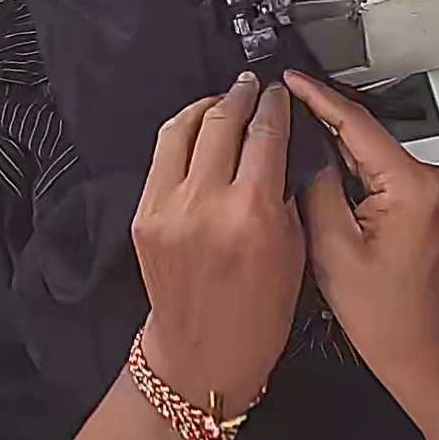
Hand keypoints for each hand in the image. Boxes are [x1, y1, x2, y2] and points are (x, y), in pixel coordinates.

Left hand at [132, 73, 303, 414]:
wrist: (202, 353)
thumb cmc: (256, 314)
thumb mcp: (294, 250)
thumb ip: (284, 192)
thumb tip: (278, 148)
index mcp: (251, 214)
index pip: (264, 136)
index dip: (274, 106)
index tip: (278, 95)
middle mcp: (205, 204)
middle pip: (222, 122)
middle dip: (241, 96)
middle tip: (253, 86)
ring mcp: (167, 208)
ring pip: (183, 129)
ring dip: (207, 105)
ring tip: (223, 99)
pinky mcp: (144, 215)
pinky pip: (161, 155)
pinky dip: (181, 132)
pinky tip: (196, 128)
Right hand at [284, 70, 438, 384]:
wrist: (415, 345)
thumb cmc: (381, 312)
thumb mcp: (332, 245)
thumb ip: (318, 185)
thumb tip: (309, 147)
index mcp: (413, 187)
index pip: (359, 125)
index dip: (320, 98)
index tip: (295, 80)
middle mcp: (433, 181)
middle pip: (369, 135)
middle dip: (326, 120)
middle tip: (287, 104)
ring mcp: (435, 189)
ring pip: (375, 151)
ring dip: (340, 143)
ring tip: (299, 131)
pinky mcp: (429, 198)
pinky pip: (385, 168)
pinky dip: (357, 165)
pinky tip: (328, 162)